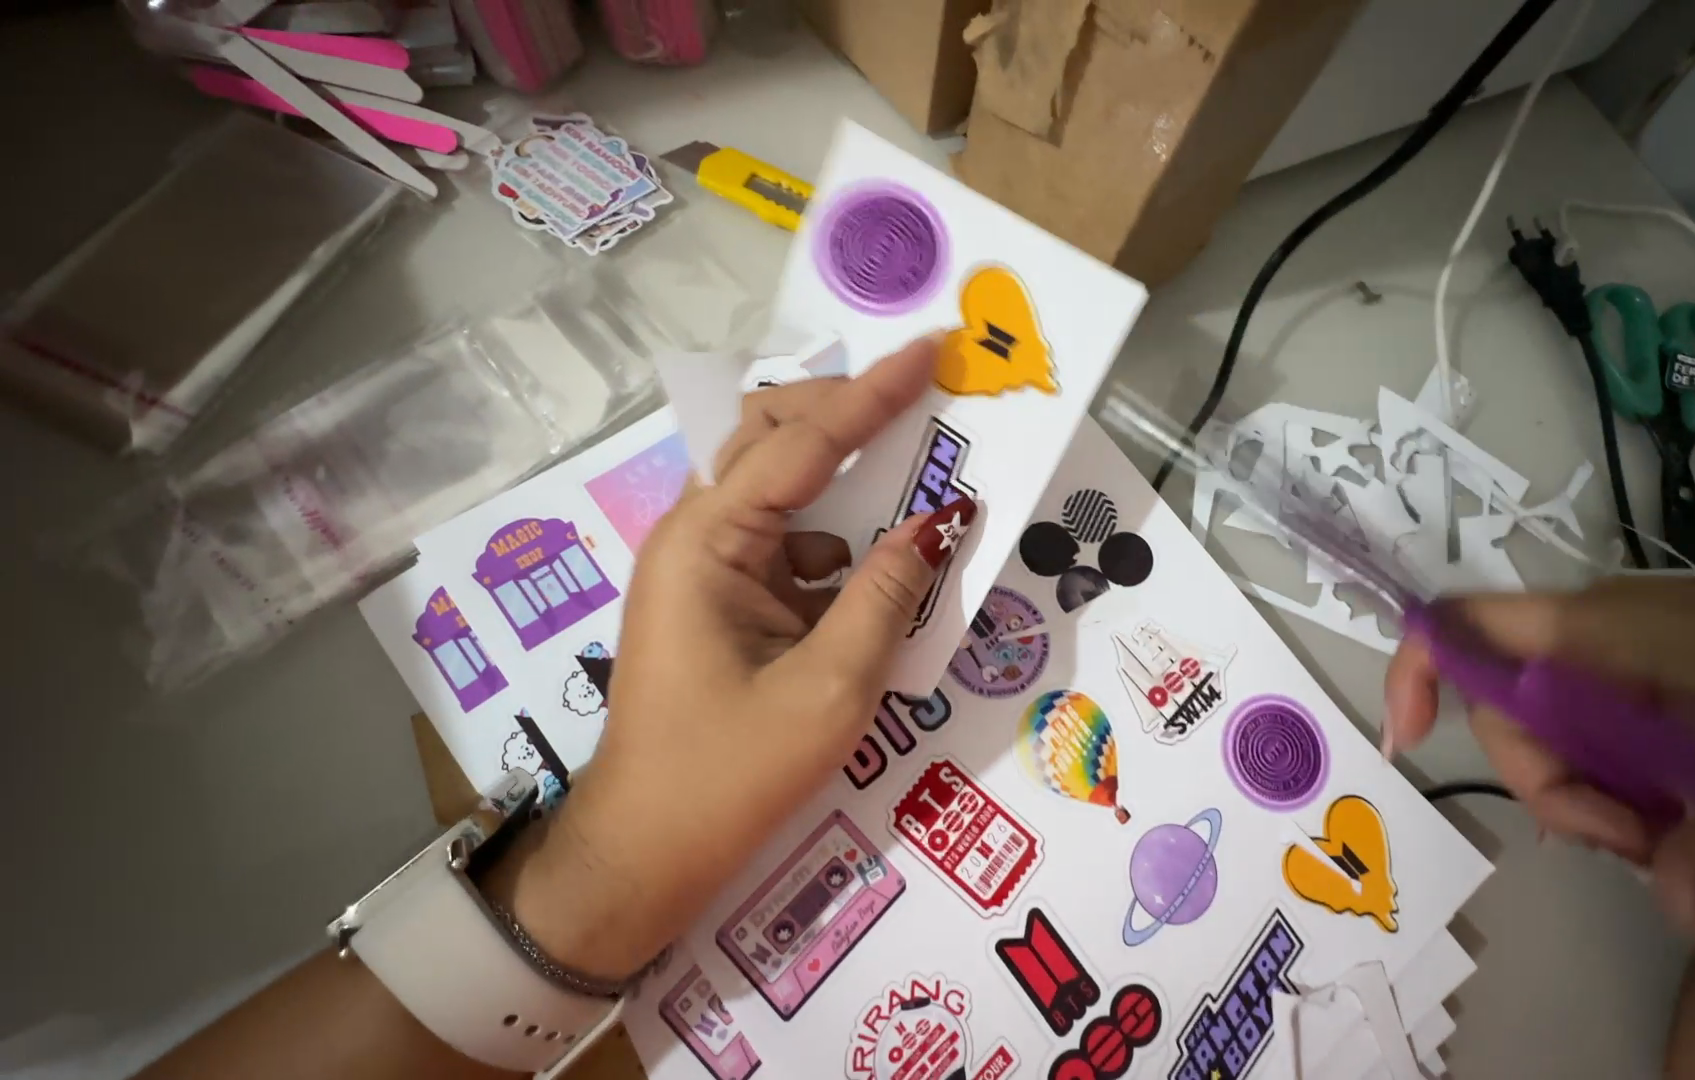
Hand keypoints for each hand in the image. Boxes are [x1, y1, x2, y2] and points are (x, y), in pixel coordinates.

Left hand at [490, 339, 975, 978]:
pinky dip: (839, 552)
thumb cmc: (732, 775)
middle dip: (846, 413)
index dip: (871, 392)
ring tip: (912, 494)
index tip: (929, 350)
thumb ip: (888, 592)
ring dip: (849, 490)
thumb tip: (940, 520)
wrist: (647, 855)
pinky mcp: (722, 601)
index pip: (801, 441)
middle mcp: (698, 537)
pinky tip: (877, 582)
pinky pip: (790, 549)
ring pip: (785, 494)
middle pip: (773, 439)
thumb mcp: (832, 686)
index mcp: (708, 543)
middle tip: (917, 403)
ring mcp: (707, 569)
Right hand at [1385, 580, 1694, 948]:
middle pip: (1507, 702)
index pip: (1464, 624)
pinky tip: (1684, 835)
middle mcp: (1609, 636)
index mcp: (1611, 629)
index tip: (1414, 746)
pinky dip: (1623, 793)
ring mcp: (1643, 663)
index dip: (1416, 672)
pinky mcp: (1675, 689)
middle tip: (1630, 846)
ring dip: (1592, 802)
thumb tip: (1677, 901)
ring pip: (1555, 732)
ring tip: (1679, 855)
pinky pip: (1604, 737)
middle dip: (1546, 783)